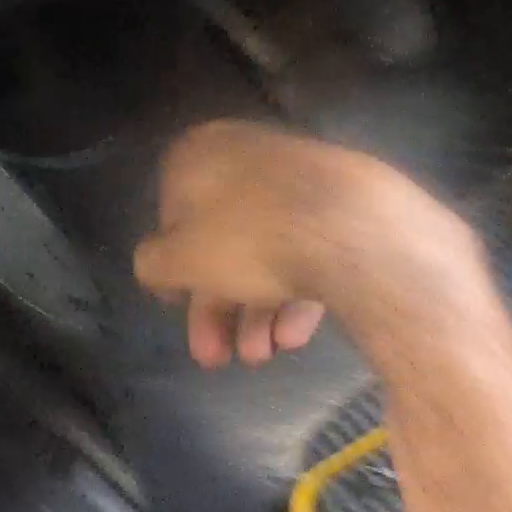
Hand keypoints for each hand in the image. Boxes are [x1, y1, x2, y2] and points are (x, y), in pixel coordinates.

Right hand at [134, 121, 456, 367]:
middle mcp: (256, 159)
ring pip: (274, 253)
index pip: (175, 216)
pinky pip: (316, 253)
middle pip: (228, 242)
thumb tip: (161, 268)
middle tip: (218, 358)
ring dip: (260, 314)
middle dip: (221, 309)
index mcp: (202, 153)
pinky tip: (298, 336)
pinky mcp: (353, 211)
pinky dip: (301, 294)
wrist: (354, 229)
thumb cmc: (251, 238)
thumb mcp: (180, 260)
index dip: (176, 268)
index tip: (178, 306)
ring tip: (264, 356)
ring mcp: (310, 184)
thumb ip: (157, 265)